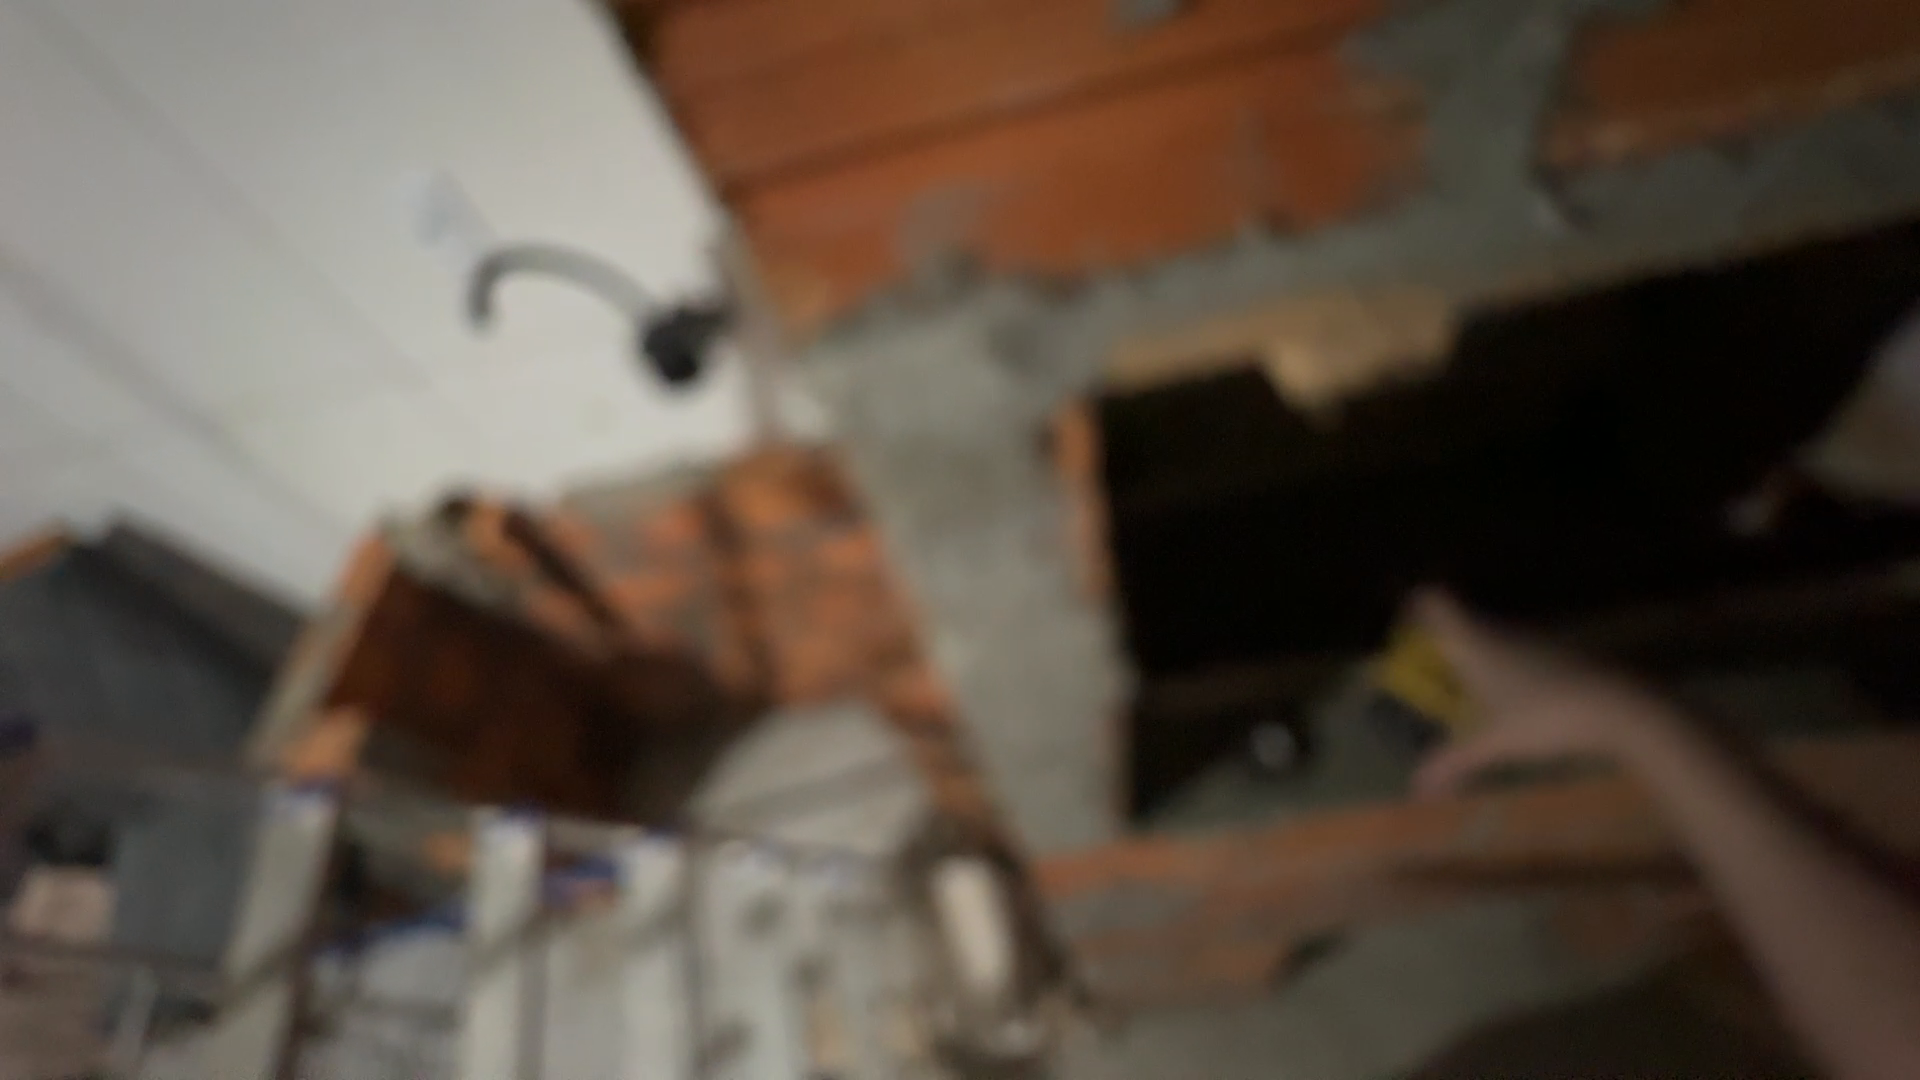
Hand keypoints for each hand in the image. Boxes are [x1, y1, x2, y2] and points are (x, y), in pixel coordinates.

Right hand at [1411, 590, 1681, 796]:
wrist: (1629, 711)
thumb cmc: (1546, 717)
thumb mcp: (1494, 744)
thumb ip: (1453, 761)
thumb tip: (1416, 787)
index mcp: (1474, 643)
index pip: (1436, 601)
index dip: (1417, 603)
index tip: (1407, 621)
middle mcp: (1500, 631)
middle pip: (1462, 617)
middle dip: (1444, 636)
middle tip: (1432, 664)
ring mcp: (1536, 638)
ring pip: (1495, 634)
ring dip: (1480, 652)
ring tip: (1474, 687)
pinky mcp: (1566, 652)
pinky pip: (1524, 649)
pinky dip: (1514, 665)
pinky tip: (1522, 699)